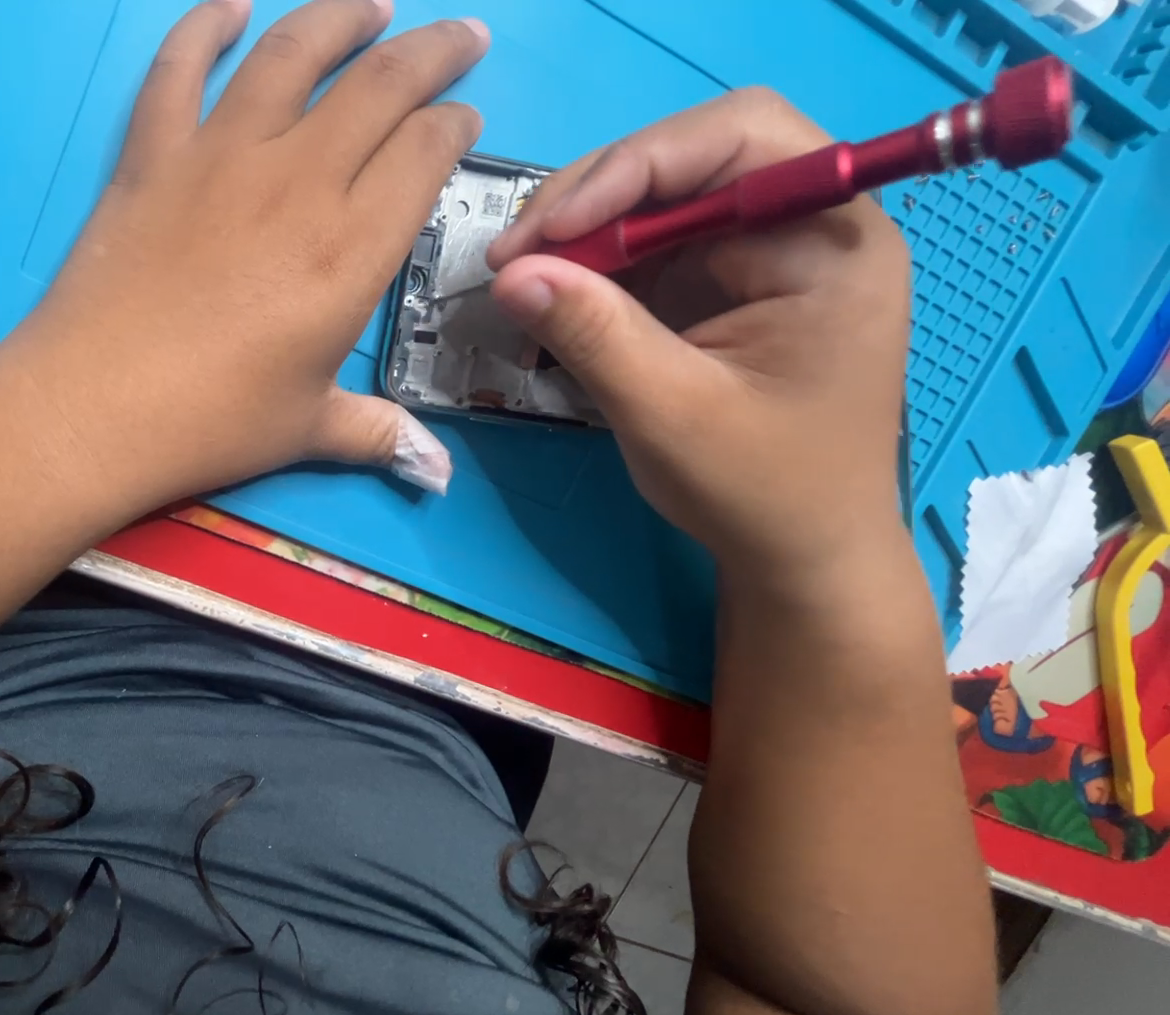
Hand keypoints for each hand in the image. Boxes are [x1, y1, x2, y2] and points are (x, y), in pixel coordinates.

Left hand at [0, 0, 488, 510]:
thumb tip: (436, 473)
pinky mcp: (151, 155)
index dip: (456, 129)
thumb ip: (378, 434)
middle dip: (433, 53)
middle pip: (381, 86)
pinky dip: (206, 24)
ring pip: (294, 52)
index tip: (466, 124)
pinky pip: (179, 66)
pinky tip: (231, 5)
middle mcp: (298, 181)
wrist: (93, 409)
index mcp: (351, 250)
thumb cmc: (211, 425)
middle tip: (461, 37)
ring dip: (342, 17)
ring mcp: (219, 157)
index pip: (426, 155)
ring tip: (373, 2)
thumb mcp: (307, 430)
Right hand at [486, 89, 914, 579]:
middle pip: (686, 162)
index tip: (546, 231)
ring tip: (516, 280)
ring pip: (653, 205)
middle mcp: (797, 228)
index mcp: (829, 239)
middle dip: (591, 201)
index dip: (632, 166)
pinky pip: (643, 256)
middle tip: (512, 256)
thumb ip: (593, 335)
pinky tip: (547, 303)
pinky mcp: (715, 291)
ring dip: (578, 238)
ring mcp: (752, 258)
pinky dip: (587, 274)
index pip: (735, 140)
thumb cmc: (758, 487)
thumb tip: (508, 275)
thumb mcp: (668, 412)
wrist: (795, 550)